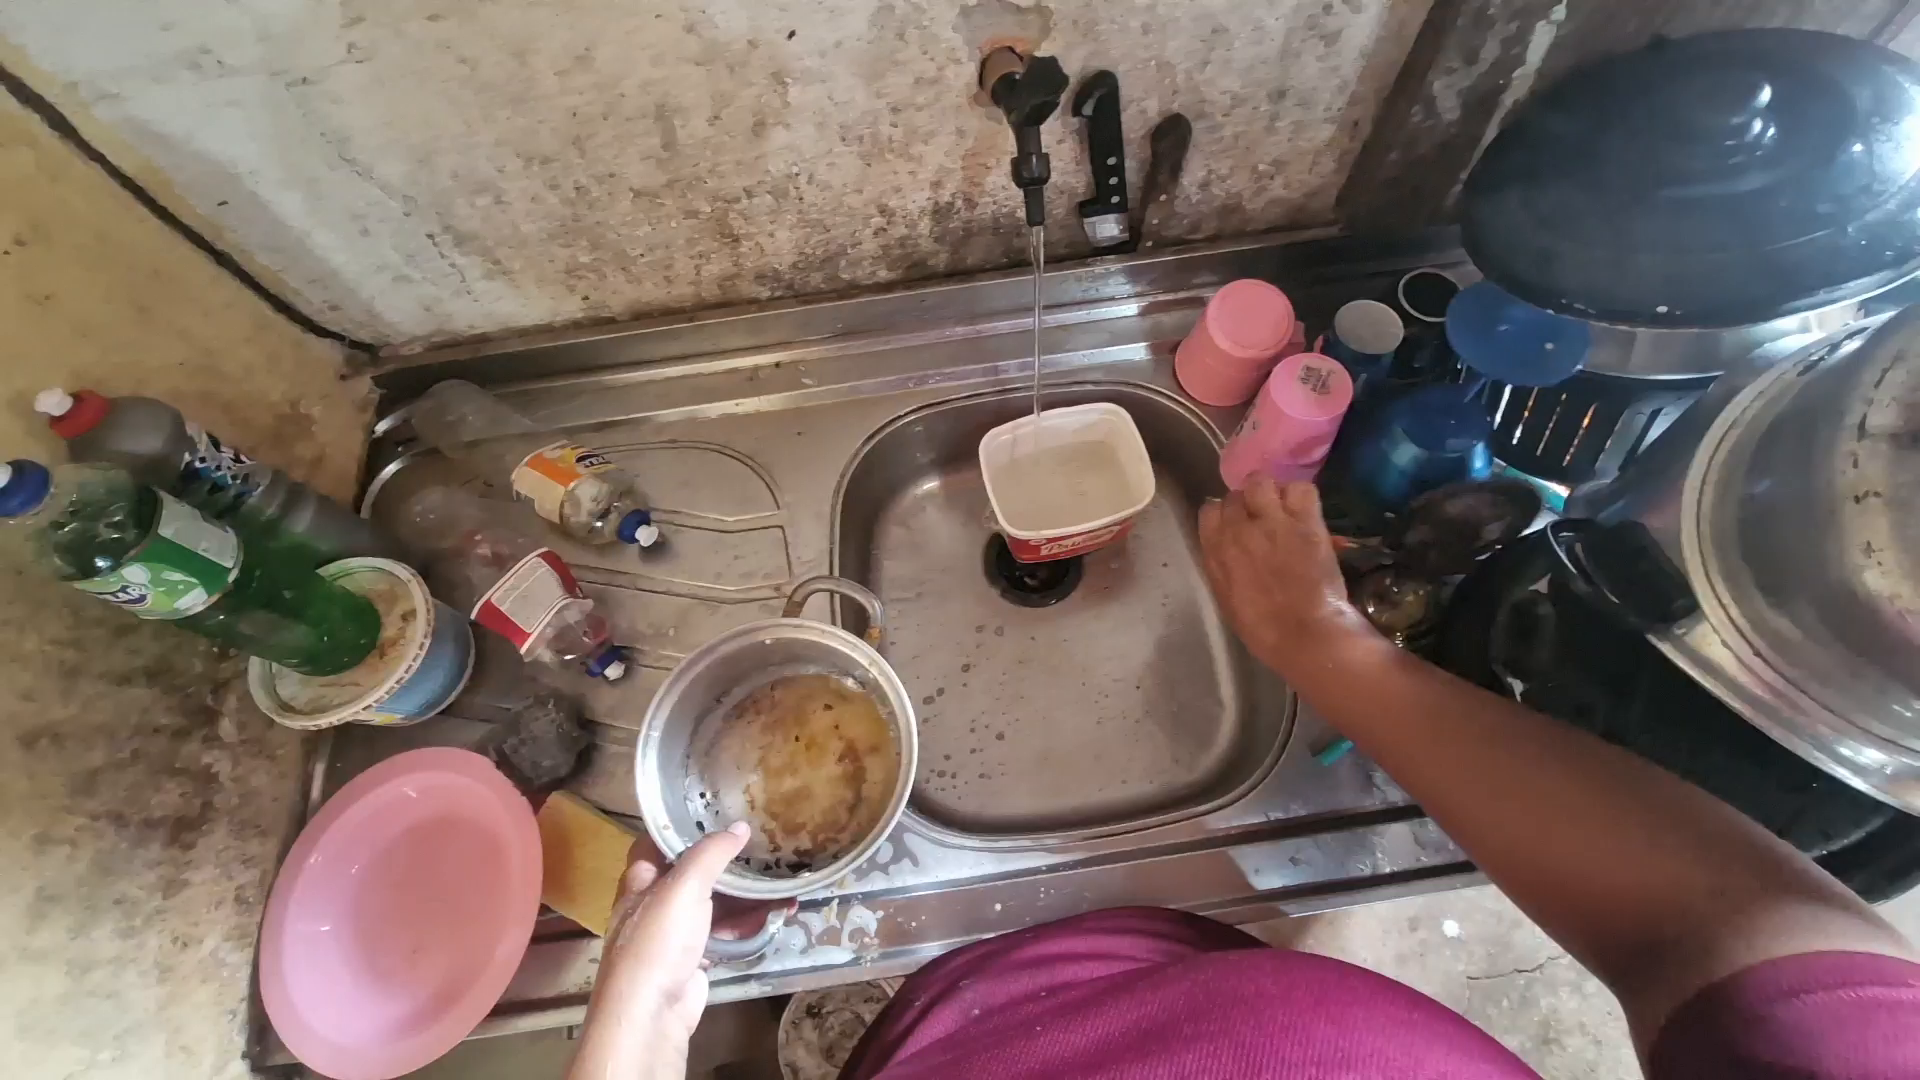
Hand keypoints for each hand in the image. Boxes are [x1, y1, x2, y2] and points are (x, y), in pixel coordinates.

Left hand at [566, 823, 792, 1079]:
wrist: (652, 1014)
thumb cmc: (658, 940)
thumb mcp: (684, 885)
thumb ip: (712, 853)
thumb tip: (740, 826)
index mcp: (640, 881)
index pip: (655, 841)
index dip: (679, 824)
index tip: (711, 807)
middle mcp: (653, 904)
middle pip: (690, 871)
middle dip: (722, 858)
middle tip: (756, 838)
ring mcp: (674, 933)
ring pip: (712, 902)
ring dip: (744, 891)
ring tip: (777, 874)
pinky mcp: (694, 957)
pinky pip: (724, 930)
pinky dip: (747, 920)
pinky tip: (777, 910)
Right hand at [1197, 475, 1374, 678]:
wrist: (1304, 633)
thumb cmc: (1261, 626)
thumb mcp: (1224, 594)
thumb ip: (1219, 561)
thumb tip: (1222, 543)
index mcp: (1215, 548)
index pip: (1209, 509)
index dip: (1223, 515)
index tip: (1234, 525)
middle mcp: (1239, 528)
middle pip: (1235, 494)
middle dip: (1246, 504)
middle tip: (1260, 519)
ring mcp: (1273, 521)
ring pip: (1262, 482)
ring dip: (1269, 492)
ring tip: (1280, 508)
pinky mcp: (1306, 522)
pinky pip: (1300, 489)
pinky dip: (1298, 495)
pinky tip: (1301, 511)